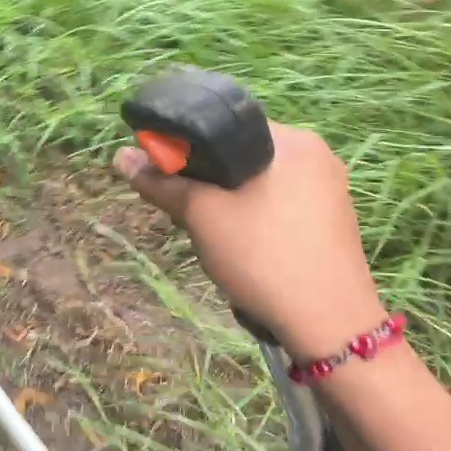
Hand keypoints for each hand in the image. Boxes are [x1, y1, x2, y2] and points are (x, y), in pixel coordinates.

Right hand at [113, 121, 386, 359]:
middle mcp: (316, 156)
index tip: (163, 172)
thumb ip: (159, 181)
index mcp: (293, 142)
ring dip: (222, 199)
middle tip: (181, 206)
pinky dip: (248, 214)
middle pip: (237, 154)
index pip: (223, 126)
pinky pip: (274, 201)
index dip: (184, 146)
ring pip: (253, 180)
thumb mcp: (200, 214)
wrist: (328, 324)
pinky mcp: (328, 219)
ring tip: (206, 228)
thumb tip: (121, 156)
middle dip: (202, 178)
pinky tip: (236, 242)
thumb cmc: (262, 255)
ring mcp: (327, 189)